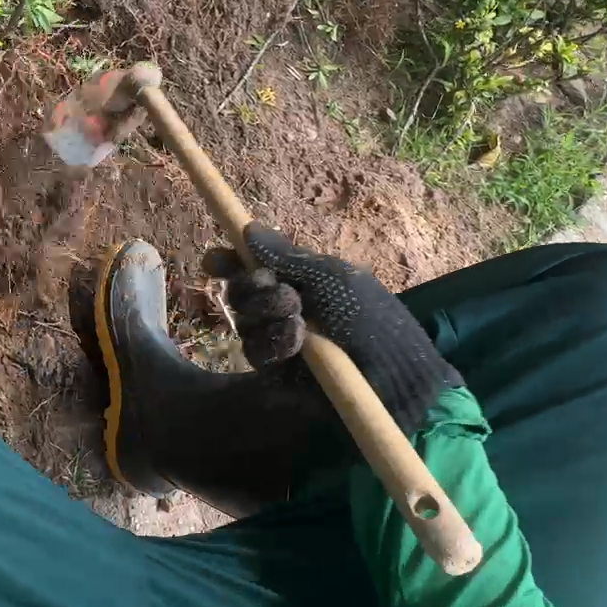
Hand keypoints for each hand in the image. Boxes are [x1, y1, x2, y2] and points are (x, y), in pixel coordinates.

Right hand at [204, 225, 461, 434]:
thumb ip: (286, 256)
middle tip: (285, 294)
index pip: (251, 266)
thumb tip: (248, 228)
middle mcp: (282, 308)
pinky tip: (297, 344)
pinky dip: (273, 341)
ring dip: (269, 314)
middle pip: (240, 291)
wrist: (391, 378)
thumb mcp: (332, 278)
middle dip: (254, 287)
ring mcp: (277, 339)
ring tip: (300, 322)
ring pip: (243, 319)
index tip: (215, 260)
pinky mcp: (275, 370)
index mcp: (298, 280)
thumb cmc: (370, 321)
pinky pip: (254, 349)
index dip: (229, 261)